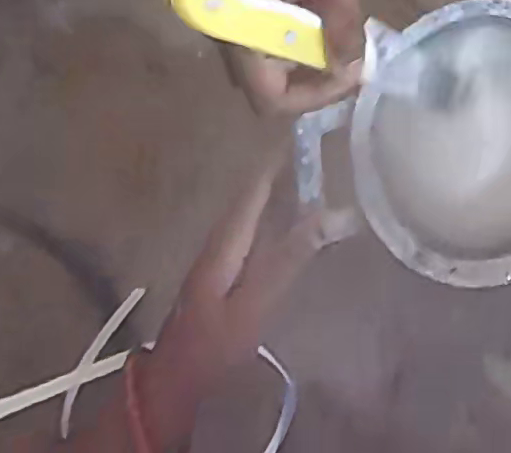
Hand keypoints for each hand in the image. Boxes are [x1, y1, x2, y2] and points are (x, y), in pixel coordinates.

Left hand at [134, 150, 359, 445]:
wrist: (174, 384)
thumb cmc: (214, 342)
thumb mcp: (255, 303)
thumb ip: (291, 257)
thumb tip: (334, 213)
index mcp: (230, 234)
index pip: (261, 179)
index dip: (287, 153)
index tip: (319, 126)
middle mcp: (229, 231)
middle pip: (265, 185)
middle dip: (296, 163)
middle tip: (336, 142)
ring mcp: (231, 246)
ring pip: (267, 201)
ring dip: (295, 183)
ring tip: (332, 165)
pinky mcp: (237, 261)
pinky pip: (268, 220)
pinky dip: (291, 206)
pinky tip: (315, 208)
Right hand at [223, 0, 363, 114]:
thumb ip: (341, 30)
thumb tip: (351, 70)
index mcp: (241, 32)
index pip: (269, 97)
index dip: (312, 98)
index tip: (348, 79)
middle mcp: (228, 35)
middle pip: (266, 88)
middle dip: (312, 86)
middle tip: (351, 70)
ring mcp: (232, 22)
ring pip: (268, 68)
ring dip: (307, 67)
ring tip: (346, 55)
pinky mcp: (243, 8)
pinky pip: (268, 44)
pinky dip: (299, 47)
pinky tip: (327, 34)